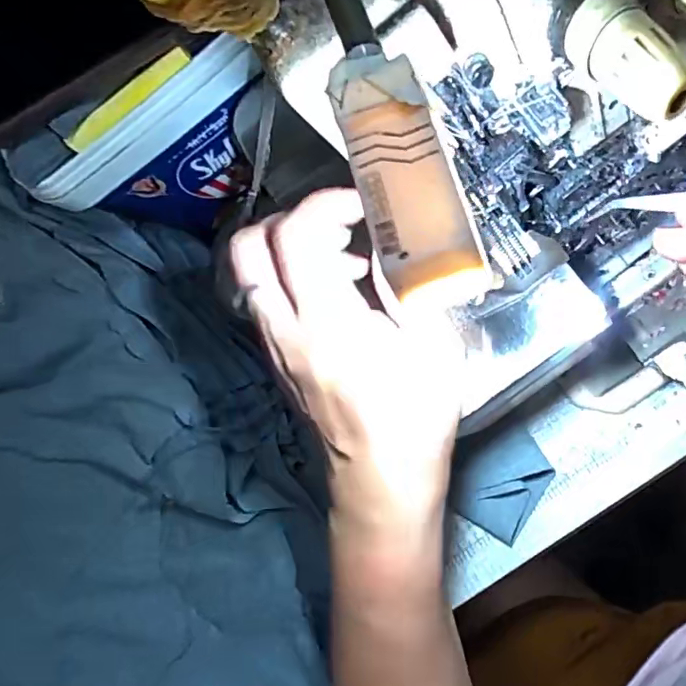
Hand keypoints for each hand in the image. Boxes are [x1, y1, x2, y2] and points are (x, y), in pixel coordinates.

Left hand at [227, 189, 463, 550]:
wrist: (382, 481)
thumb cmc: (416, 419)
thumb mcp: (434, 349)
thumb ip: (410, 291)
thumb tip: (392, 253)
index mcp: (329, 324)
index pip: (297, 236)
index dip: (325, 204)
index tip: (363, 206)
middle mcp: (286, 330)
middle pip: (250, 246)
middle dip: (293, 218)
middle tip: (342, 227)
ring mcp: (274, 347)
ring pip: (250, 273)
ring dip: (288, 248)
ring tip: (343, 260)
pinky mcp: (277, 361)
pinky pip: (265, 300)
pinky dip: (290, 278)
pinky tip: (337, 295)